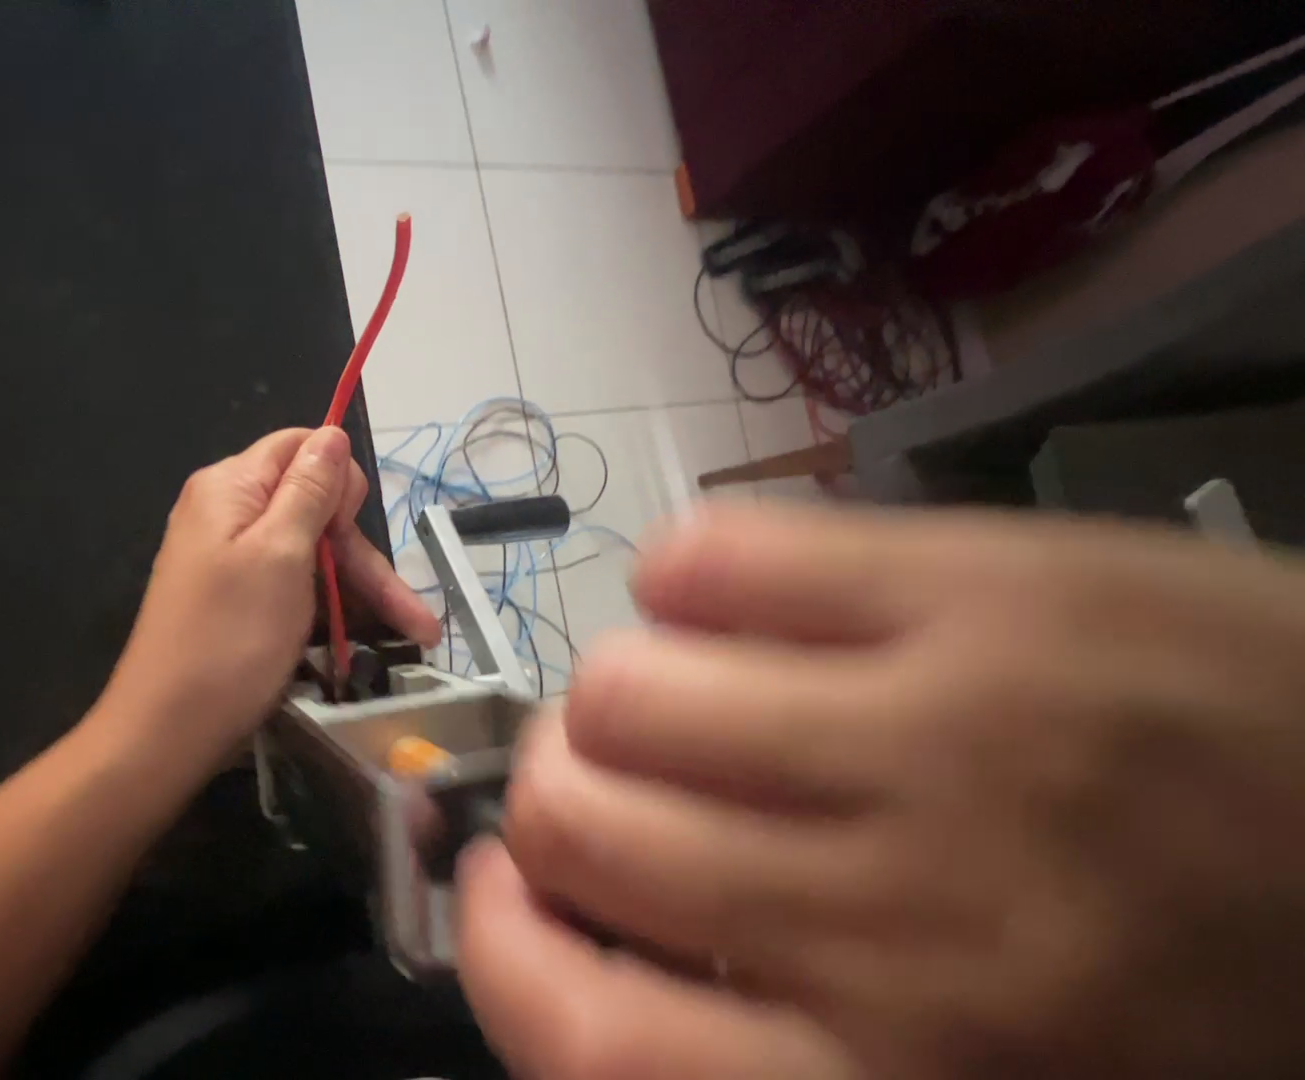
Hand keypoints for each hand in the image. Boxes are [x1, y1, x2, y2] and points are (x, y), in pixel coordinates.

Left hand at [100, 427, 438, 755]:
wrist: (167, 732)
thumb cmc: (229, 639)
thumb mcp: (280, 554)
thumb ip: (309, 489)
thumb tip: (332, 432)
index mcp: (230, 487)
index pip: (298, 448)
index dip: (337, 481)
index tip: (352, 531)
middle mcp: (228, 513)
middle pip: (313, 508)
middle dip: (362, 555)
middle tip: (410, 612)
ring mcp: (232, 560)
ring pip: (311, 554)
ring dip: (361, 588)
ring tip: (414, 631)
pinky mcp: (239, 600)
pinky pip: (293, 585)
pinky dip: (330, 606)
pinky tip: (368, 634)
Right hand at [458, 504, 1304, 1079]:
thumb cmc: (1203, 999)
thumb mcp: (963, 1075)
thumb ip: (763, 1026)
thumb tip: (584, 909)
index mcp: (898, 1079)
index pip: (589, 1039)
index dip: (499, 949)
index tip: (497, 885)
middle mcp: (902, 925)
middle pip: (578, 811)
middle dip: (566, 782)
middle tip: (615, 771)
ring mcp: (942, 730)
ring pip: (623, 684)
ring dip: (623, 688)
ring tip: (695, 691)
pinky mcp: (973, 583)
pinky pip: (709, 555)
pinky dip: (682, 577)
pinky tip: (739, 603)